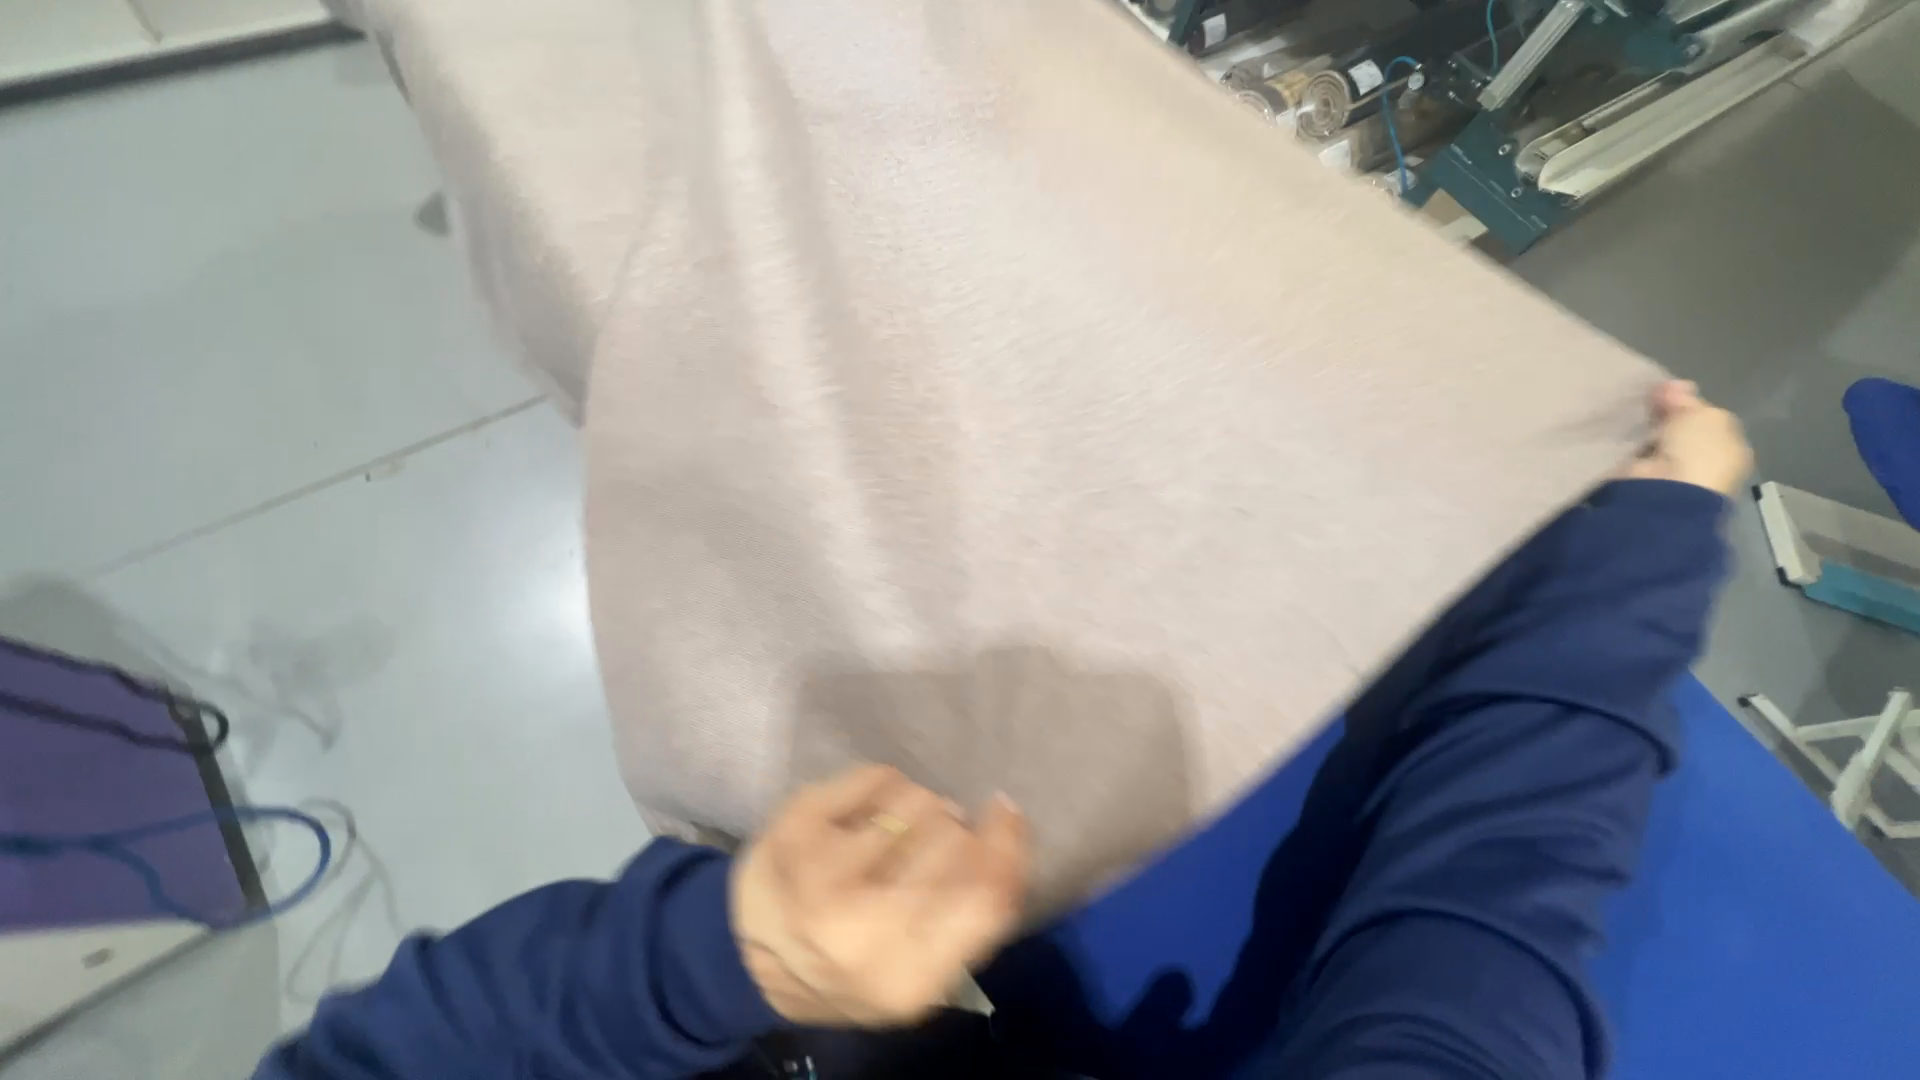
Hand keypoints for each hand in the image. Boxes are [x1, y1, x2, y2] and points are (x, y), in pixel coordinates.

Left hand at [729, 765, 1030, 1026]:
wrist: (744, 958)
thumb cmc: (844, 966)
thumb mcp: (915, 974)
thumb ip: (966, 919)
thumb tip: (1003, 834)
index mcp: (906, 977)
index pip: (987, 896)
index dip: (1008, 846)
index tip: (1007, 813)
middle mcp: (862, 929)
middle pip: (954, 840)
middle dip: (956, 829)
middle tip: (941, 833)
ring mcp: (822, 875)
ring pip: (917, 803)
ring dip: (920, 807)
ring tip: (897, 828)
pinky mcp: (796, 828)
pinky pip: (877, 777)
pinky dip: (885, 786)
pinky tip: (868, 810)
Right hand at [1621, 380, 1751, 494]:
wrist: (1666, 491)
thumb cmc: (1698, 451)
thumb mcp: (1703, 416)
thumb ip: (1688, 400)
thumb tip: (1675, 384)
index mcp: (1727, 445)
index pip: (1705, 419)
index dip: (1685, 405)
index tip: (1662, 393)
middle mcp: (1700, 460)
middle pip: (1675, 431)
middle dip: (1659, 418)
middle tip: (1639, 401)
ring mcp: (1668, 473)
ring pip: (1650, 443)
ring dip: (1638, 432)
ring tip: (1618, 414)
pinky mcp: (1637, 482)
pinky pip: (1627, 456)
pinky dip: (1619, 446)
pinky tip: (1608, 433)